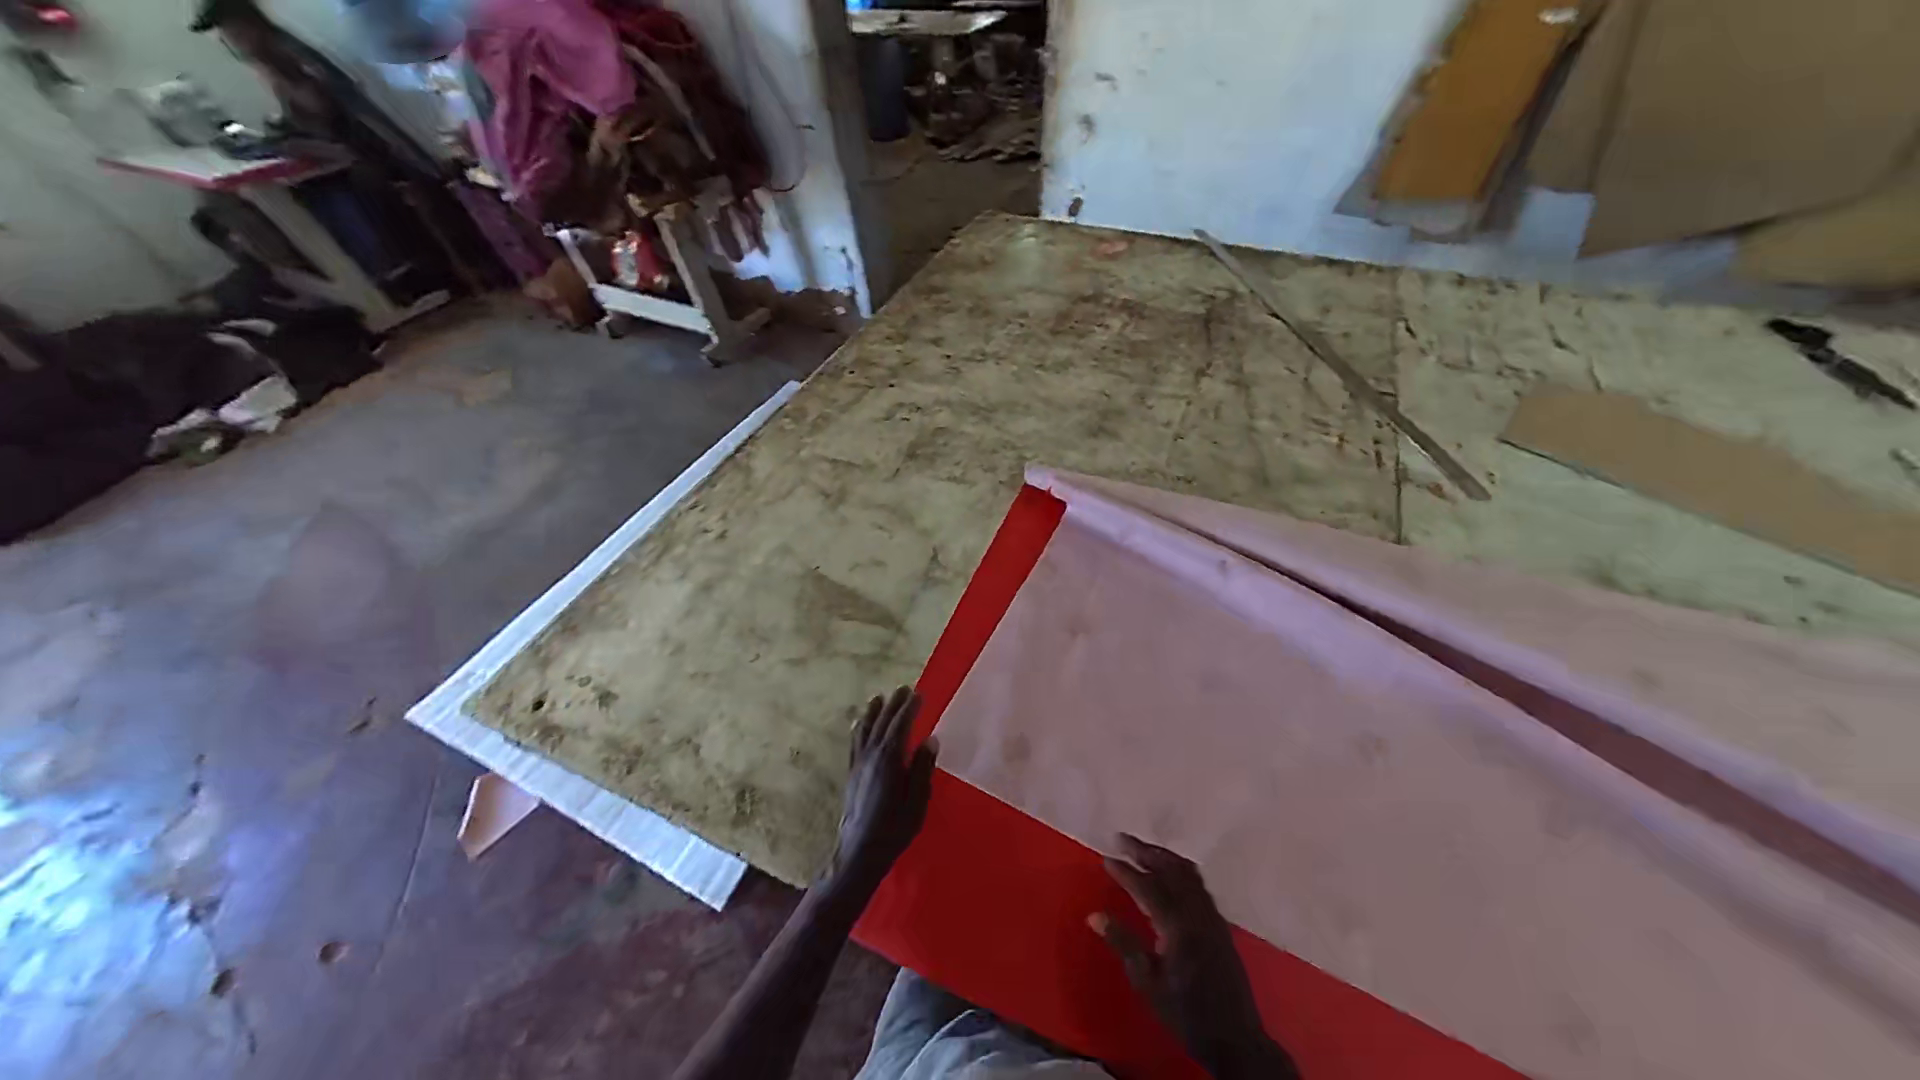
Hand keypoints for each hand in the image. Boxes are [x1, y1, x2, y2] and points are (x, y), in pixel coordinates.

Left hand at [829, 687, 936, 892]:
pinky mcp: (851, 773)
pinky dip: (859, 728)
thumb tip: (930, 739)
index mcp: (889, 759)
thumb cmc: (894, 828)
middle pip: (883, 722)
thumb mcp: (917, 801)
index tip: (919, 694)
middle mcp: (871, 755)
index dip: (909, 708)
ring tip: (879, 697)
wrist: (859, 851)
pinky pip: (855, 742)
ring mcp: (858, 763)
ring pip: (866, 729)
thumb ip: (922, 768)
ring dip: (874, 711)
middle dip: (894, 704)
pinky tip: (859, 724)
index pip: (900, 725)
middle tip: (904, 688)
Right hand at [1091, 835, 1297, 1078]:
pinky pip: (1198, 884)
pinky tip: (1168, 876)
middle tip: (1122, 839)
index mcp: (1178, 927)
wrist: (1235, 1039)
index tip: (1105, 858)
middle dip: (1146, 851)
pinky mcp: (1220, 923)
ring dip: (1164, 857)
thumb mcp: (1147, 983)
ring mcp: (1212, 916)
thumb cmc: (1185, 1014)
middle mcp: (1198, 913)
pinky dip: (1179, 870)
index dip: (1125, 871)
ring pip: (1188, 873)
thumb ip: (1123, 943)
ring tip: (1143, 851)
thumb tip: (1094, 915)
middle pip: (1172, 869)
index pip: (1147, 887)